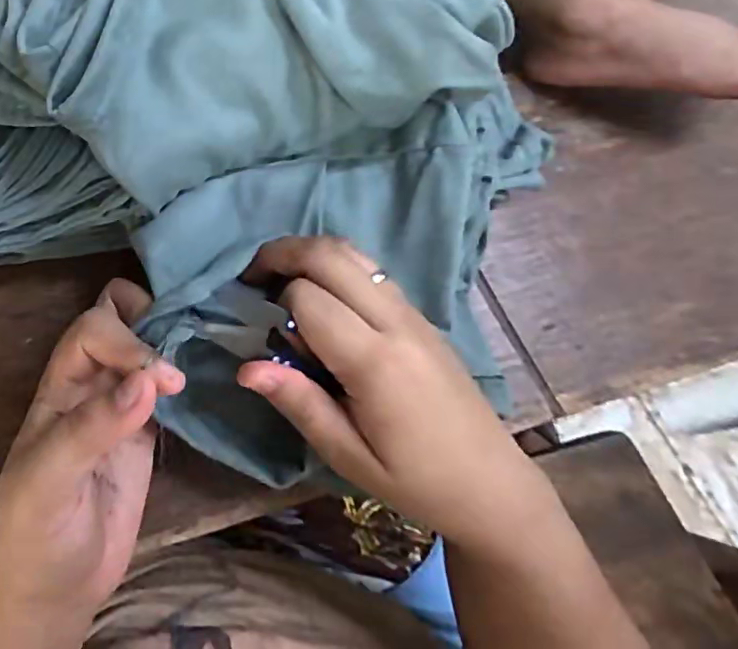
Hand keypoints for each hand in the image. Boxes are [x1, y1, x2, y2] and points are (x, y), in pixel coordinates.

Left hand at [0, 280, 185, 648]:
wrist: (55, 588)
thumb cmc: (36, 530)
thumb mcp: (47, 480)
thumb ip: (90, 428)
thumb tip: (145, 381)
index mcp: (58, 384)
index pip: (92, 330)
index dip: (126, 340)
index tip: (159, 378)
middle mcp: (89, 382)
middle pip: (115, 317)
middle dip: (148, 319)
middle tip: (177, 360)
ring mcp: (118, 403)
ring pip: (141, 343)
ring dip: (167, 341)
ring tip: (194, 362)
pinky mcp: (145, 429)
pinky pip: (161, 384)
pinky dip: (180, 373)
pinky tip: (196, 383)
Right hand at [233, 236, 530, 542]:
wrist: (493, 485)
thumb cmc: (415, 480)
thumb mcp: (349, 455)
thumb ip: (299, 403)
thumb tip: (245, 368)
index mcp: (375, 361)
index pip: (307, 297)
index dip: (275, 304)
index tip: (263, 329)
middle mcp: (394, 321)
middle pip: (328, 254)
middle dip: (282, 253)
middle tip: (253, 278)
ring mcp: (412, 312)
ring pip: (351, 252)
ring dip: (309, 253)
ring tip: (281, 279)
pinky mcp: (420, 314)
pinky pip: (370, 269)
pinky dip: (335, 264)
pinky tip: (322, 295)